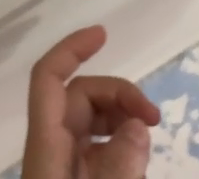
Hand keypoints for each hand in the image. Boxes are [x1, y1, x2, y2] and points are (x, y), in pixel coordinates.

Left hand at [20, 26, 158, 178]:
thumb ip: (118, 162)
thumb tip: (138, 126)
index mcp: (44, 142)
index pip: (48, 77)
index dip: (71, 48)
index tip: (103, 33)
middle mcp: (51, 147)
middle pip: (80, 98)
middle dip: (118, 95)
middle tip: (154, 117)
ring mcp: (62, 165)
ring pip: (91, 123)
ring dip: (123, 120)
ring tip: (149, 139)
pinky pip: (96, 151)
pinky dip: (119, 146)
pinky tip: (139, 162)